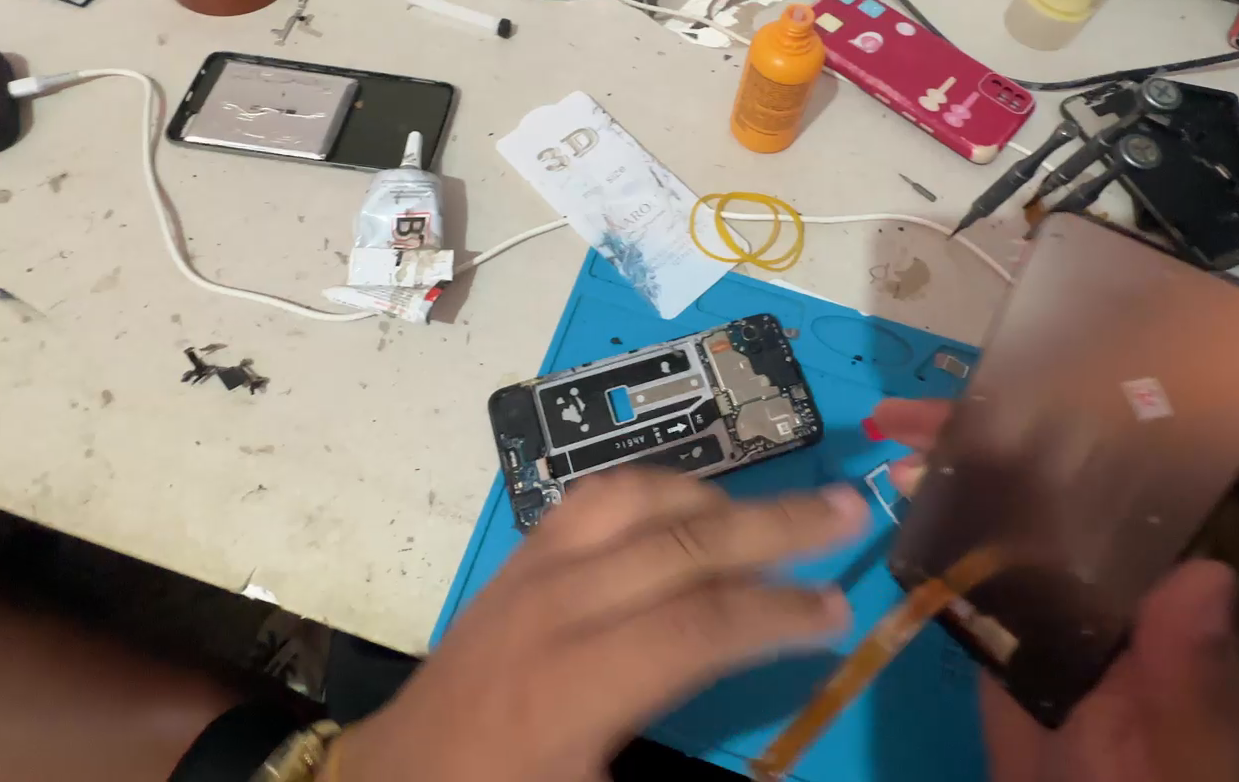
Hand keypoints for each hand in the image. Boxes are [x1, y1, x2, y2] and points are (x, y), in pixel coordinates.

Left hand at [340, 468, 867, 781]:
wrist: (392, 780)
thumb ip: (678, 758)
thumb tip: (765, 739)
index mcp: (570, 687)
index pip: (699, 625)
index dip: (779, 613)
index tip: (838, 609)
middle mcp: (554, 604)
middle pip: (683, 541)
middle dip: (776, 525)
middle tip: (846, 510)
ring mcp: (531, 566)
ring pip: (637, 496)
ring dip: (714, 496)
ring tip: (773, 513)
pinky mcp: (521, 553)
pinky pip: (596, 494)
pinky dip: (657, 487)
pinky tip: (690, 504)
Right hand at [867, 398, 1238, 781]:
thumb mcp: (1191, 745)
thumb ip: (1191, 671)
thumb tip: (1204, 572)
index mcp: (1144, 587)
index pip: (1094, 489)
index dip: (1040, 433)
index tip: (985, 401)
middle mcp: (1088, 580)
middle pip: (1026, 491)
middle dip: (965, 442)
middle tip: (898, 418)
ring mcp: (1035, 606)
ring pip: (985, 522)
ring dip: (941, 478)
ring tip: (890, 447)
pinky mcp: (994, 636)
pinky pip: (959, 573)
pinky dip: (928, 534)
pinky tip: (896, 504)